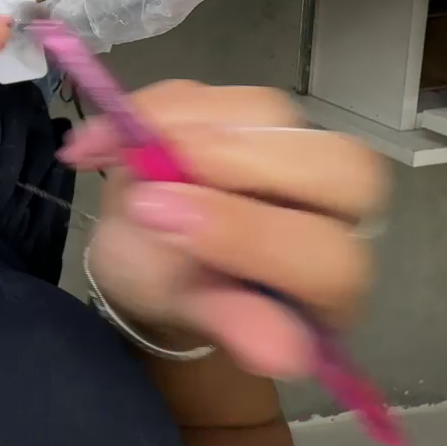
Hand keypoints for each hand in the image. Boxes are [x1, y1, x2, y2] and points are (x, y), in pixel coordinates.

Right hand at [68, 82, 387, 379]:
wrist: (143, 250)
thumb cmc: (171, 288)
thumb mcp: (191, 311)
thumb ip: (237, 324)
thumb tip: (278, 355)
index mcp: (327, 279)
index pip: (327, 254)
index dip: (249, 234)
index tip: (159, 217)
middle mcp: (331, 209)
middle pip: (340, 168)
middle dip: (238, 163)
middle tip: (152, 165)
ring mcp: (288, 146)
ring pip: (272, 113)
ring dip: (186, 123)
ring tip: (117, 146)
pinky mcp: (240, 111)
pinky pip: (210, 91)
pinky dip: (150, 107)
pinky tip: (106, 136)